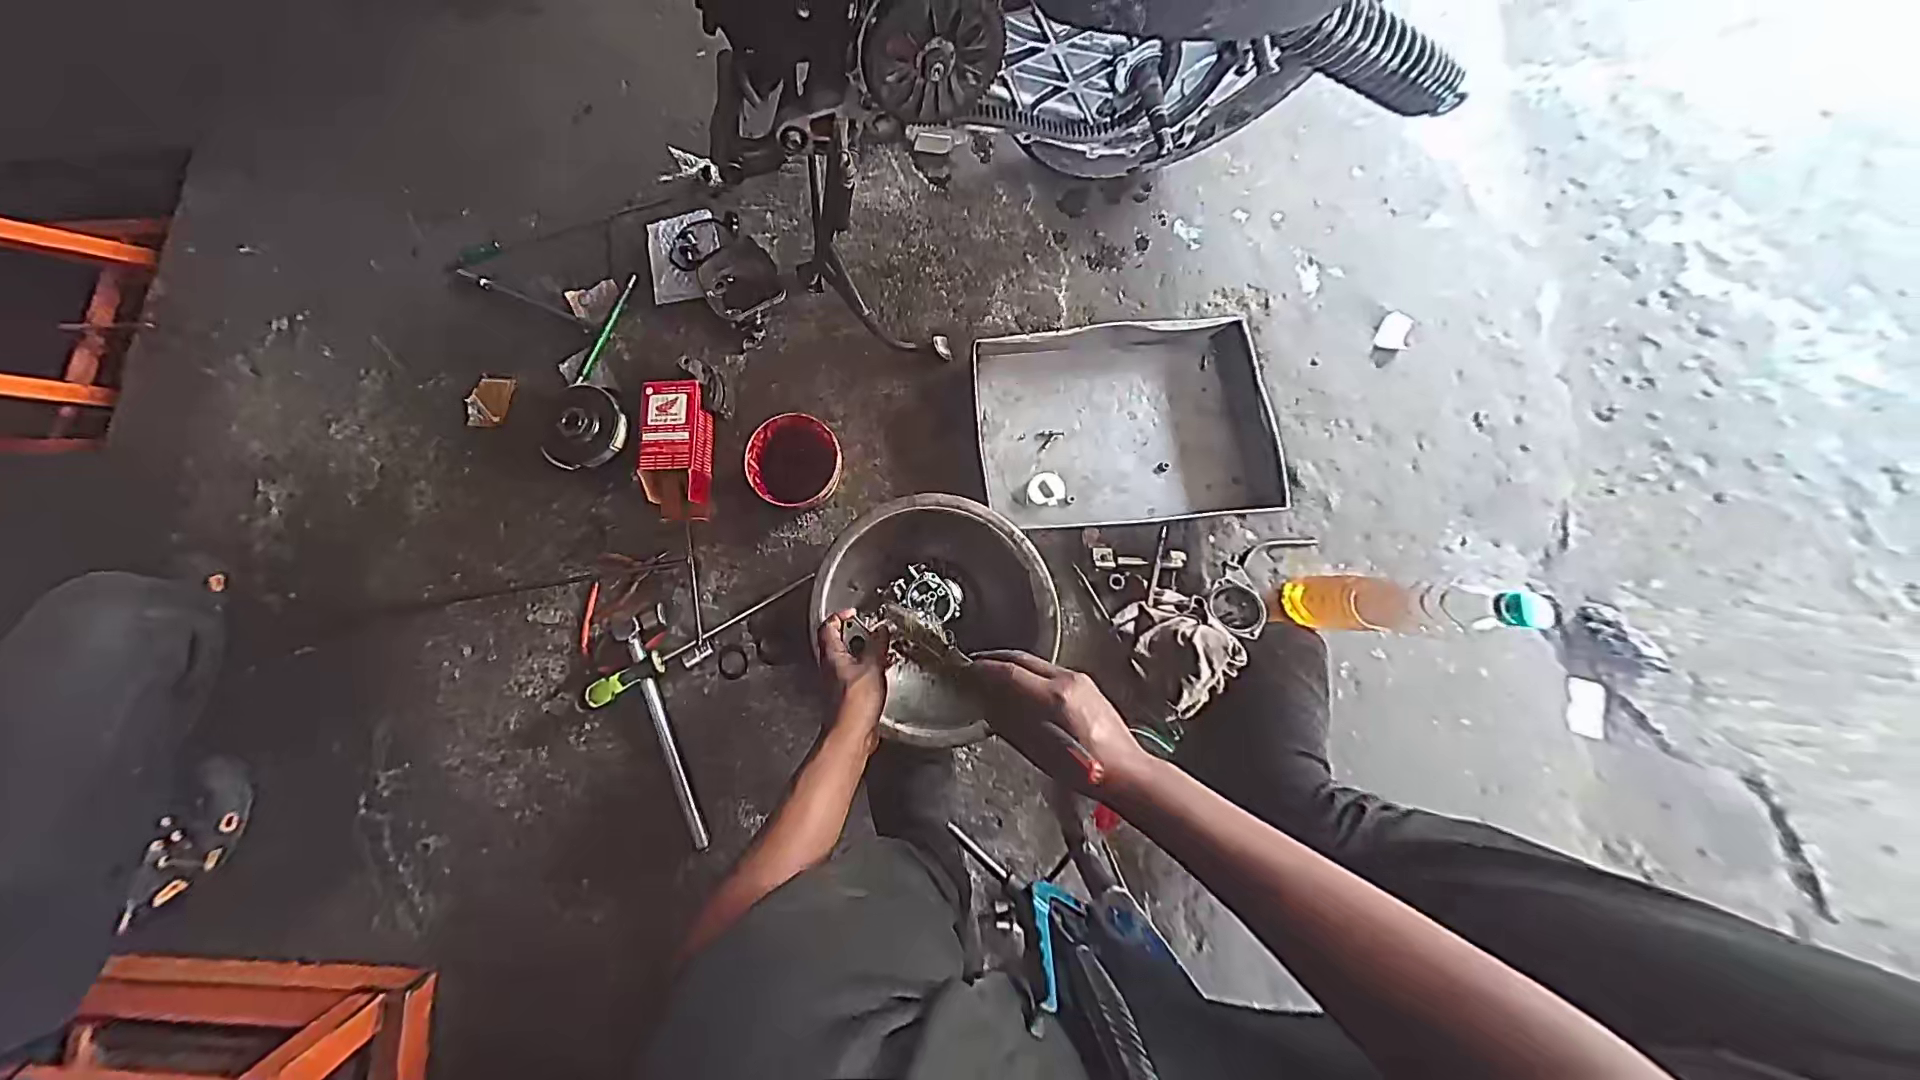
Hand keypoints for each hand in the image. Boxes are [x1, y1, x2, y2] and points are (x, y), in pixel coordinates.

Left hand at [818, 609, 890, 727]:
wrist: (851, 734)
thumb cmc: (853, 704)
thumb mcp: (871, 666)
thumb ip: (877, 645)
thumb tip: (880, 630)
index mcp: (832, 656)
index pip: (829, 627)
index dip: (840, 616)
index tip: (854, 613)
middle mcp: (831, 667)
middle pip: (838, 641)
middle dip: (856, 633)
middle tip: (871, 629)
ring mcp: (838, 682)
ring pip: (849, 658)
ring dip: (864, 651)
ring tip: (880, 649)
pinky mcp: (848, 694)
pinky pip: (857, 674)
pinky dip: (868, 668)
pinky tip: (880, 671)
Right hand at [968, 651, 1150, 795]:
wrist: (1126, 772)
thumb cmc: (1088, 772)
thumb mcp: (1038, 752)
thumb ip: (1010, 725)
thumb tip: (990, 708)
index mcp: (1055, 698)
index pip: (1010, 671)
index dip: (984, 669)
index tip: (969, 670)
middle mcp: (1068, 681)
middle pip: (1022, 659)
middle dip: (995, 659)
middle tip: (976, 665)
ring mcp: (1080, 680)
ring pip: (1036, 662)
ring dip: (1012, 664)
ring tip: (995, 674)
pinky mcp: (1086, 685)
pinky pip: (1050, 671)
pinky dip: (1030, 673)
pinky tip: (1022, 684)